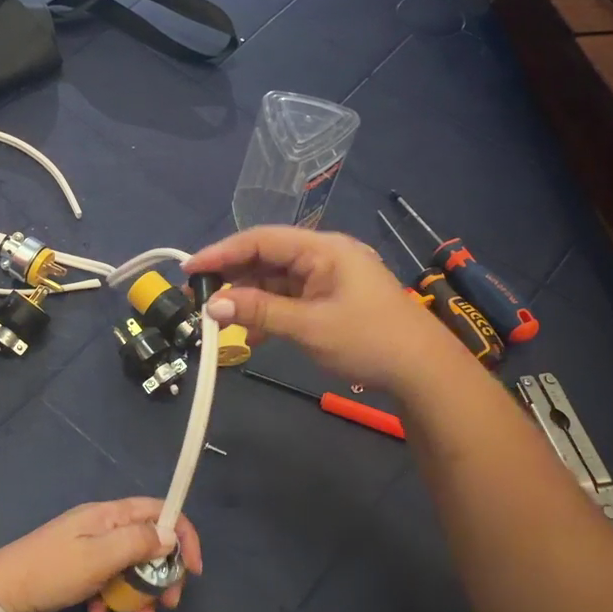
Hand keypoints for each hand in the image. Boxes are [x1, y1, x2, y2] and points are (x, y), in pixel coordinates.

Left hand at [0, 498, 203, 611]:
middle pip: (149, 542)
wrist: (3, 593)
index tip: (193, 571)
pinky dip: (113, 599)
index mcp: (109, 514)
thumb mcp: (100, 557)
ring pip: (130, 567)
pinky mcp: (78, 570)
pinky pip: (108, 581)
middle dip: (163, 575)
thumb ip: (138, 543)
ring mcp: (88, 548)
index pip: (159, 510)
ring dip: (140, 594)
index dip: (183, 535)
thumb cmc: (53, 571)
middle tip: (167, 605)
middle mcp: (102, 526)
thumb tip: (170, 535)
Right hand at [186, 226, 458, 393]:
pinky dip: (267, 313)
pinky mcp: (331, 300)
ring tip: (219, 320)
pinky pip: (289, 298)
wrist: (423, 372)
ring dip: (247, 299)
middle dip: (231, 277)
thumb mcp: (309, 327)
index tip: (189, 269)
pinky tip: (251, 336)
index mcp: (323, 249)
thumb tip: (213, 305)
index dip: (221, 252)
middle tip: (198, 298)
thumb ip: (259, 312)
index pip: (261, 240)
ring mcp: (329, 278)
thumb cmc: (368, 341)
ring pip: (275, 280)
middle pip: (266, 257)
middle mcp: (324, 256)